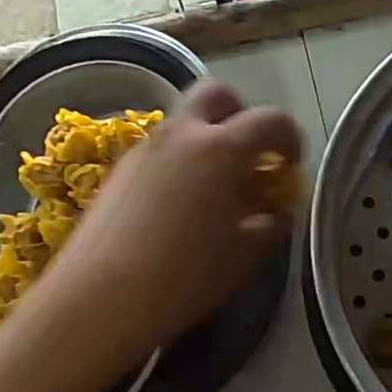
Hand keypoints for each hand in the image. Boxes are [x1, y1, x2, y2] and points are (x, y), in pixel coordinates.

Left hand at [36, 82, 301, 364]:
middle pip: (217, 95)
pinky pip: (158, 150)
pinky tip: (177, 205)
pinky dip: (178, 161)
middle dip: (242, 115)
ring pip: (183, 122)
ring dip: (206, 139)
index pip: (270, 121)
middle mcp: (180, 134)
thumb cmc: (184, 276)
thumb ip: (269, 225)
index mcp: (221, 148)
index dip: (290, 138)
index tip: (291, 164)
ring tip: (214, 187)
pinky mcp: (117, 170)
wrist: (100, 297)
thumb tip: (274, 212)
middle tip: (250, 154)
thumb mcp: (242, 256)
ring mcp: (143, 148)